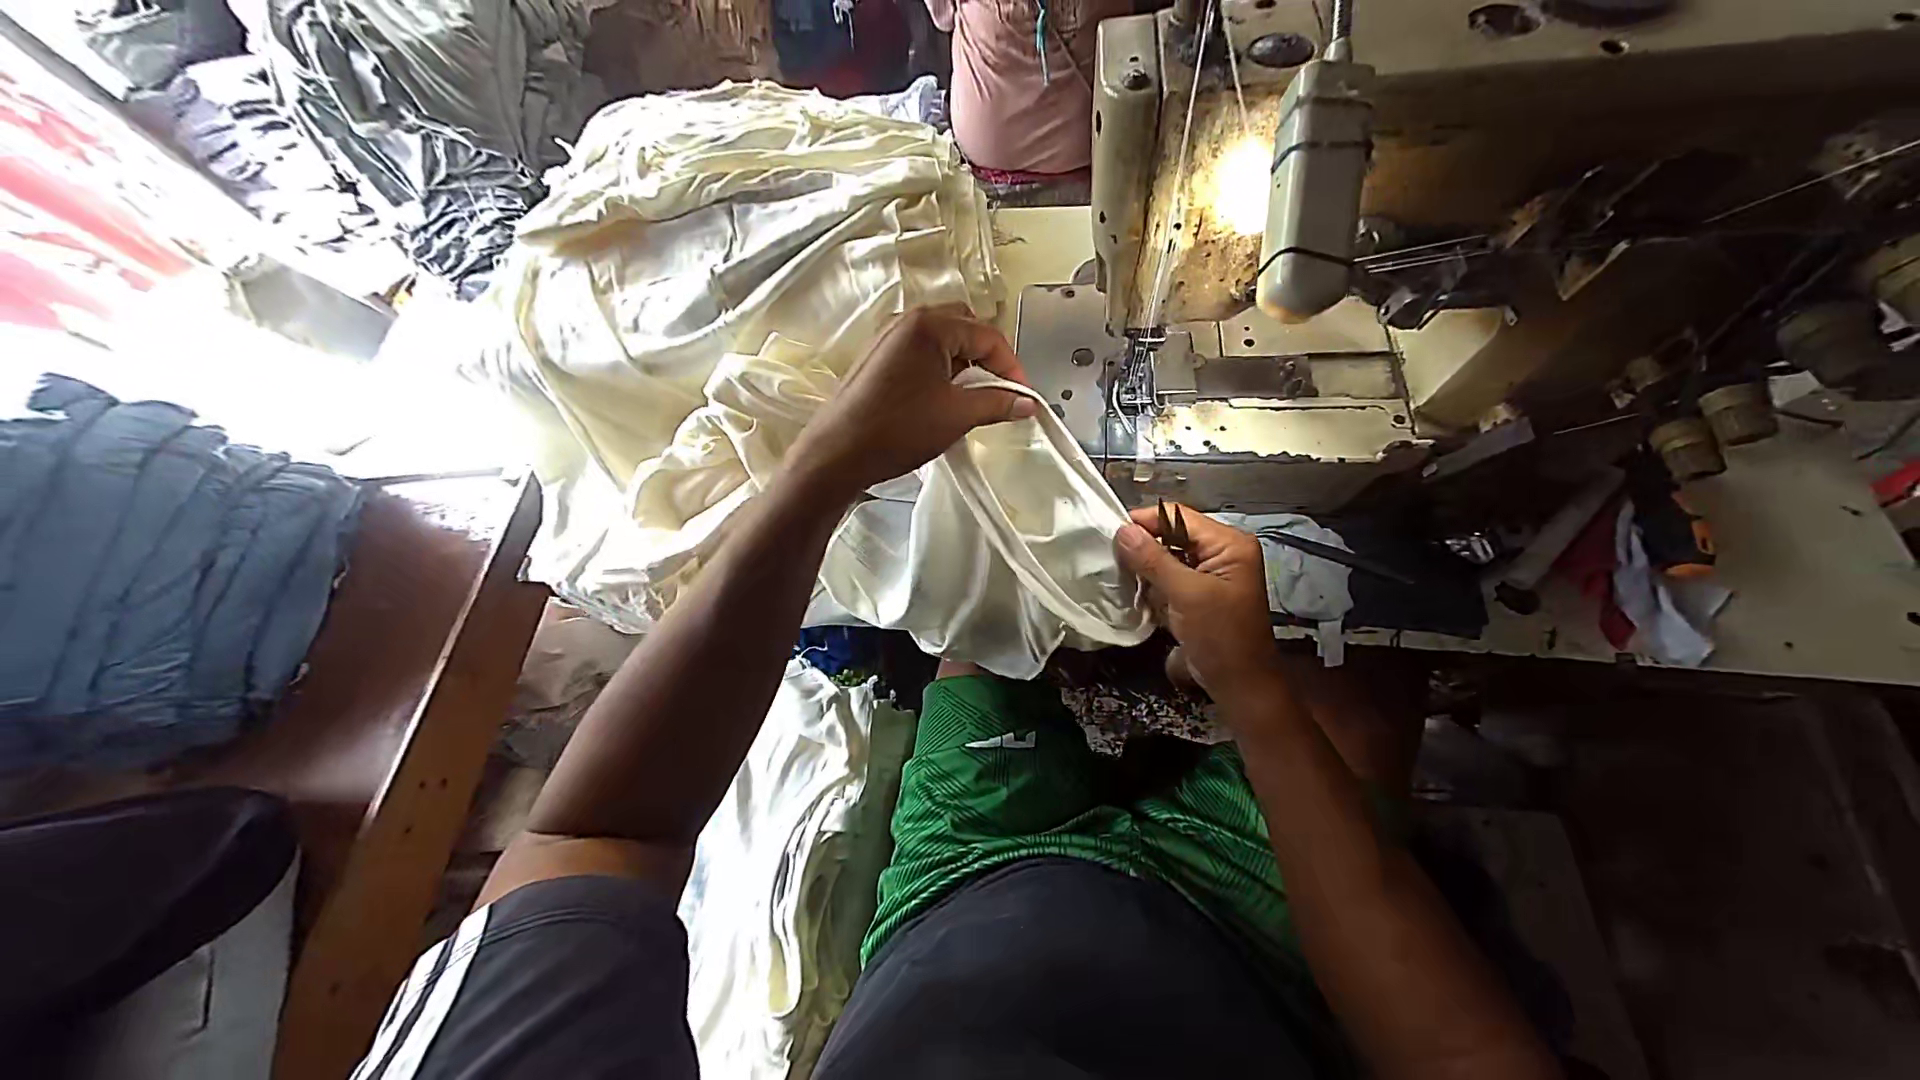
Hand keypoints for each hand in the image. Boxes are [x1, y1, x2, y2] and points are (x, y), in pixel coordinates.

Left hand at [787, 309, 1037, 500]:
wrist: (839, 454)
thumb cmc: (894, 430)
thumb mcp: (957, 416)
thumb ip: (998, 403)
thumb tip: (1025, 403)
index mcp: (928, 325)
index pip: (987, 334)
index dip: (1011, 366)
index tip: (1021, 394)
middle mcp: (906, 322)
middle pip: (964, 328)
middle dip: (988, 359)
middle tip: (1000, 390)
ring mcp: (888, 339)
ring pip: (942, 342)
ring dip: (964, 365)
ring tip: (974, 400)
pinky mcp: (879, 360)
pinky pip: (921, 354)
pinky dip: (941, 371)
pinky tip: (944, 401)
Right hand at [1114, 505, 1279, 701]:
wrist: (1239, 683)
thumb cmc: (1220, 636)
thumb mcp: (1186, 594)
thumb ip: (1153, 560)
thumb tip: (1122, 530)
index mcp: (1228, 543)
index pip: (1178, 517)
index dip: (1144, 521)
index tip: (1110, 532)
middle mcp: (1221, 551)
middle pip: (1172, 533)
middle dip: (1143, 543)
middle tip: (1110, 554)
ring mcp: (1210, 572)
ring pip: (1167, 554)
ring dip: (1144, 564)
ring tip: (1119, 571)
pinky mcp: (1198, 591)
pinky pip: (1169, 574)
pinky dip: (1151, 580)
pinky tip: (1134, 589)